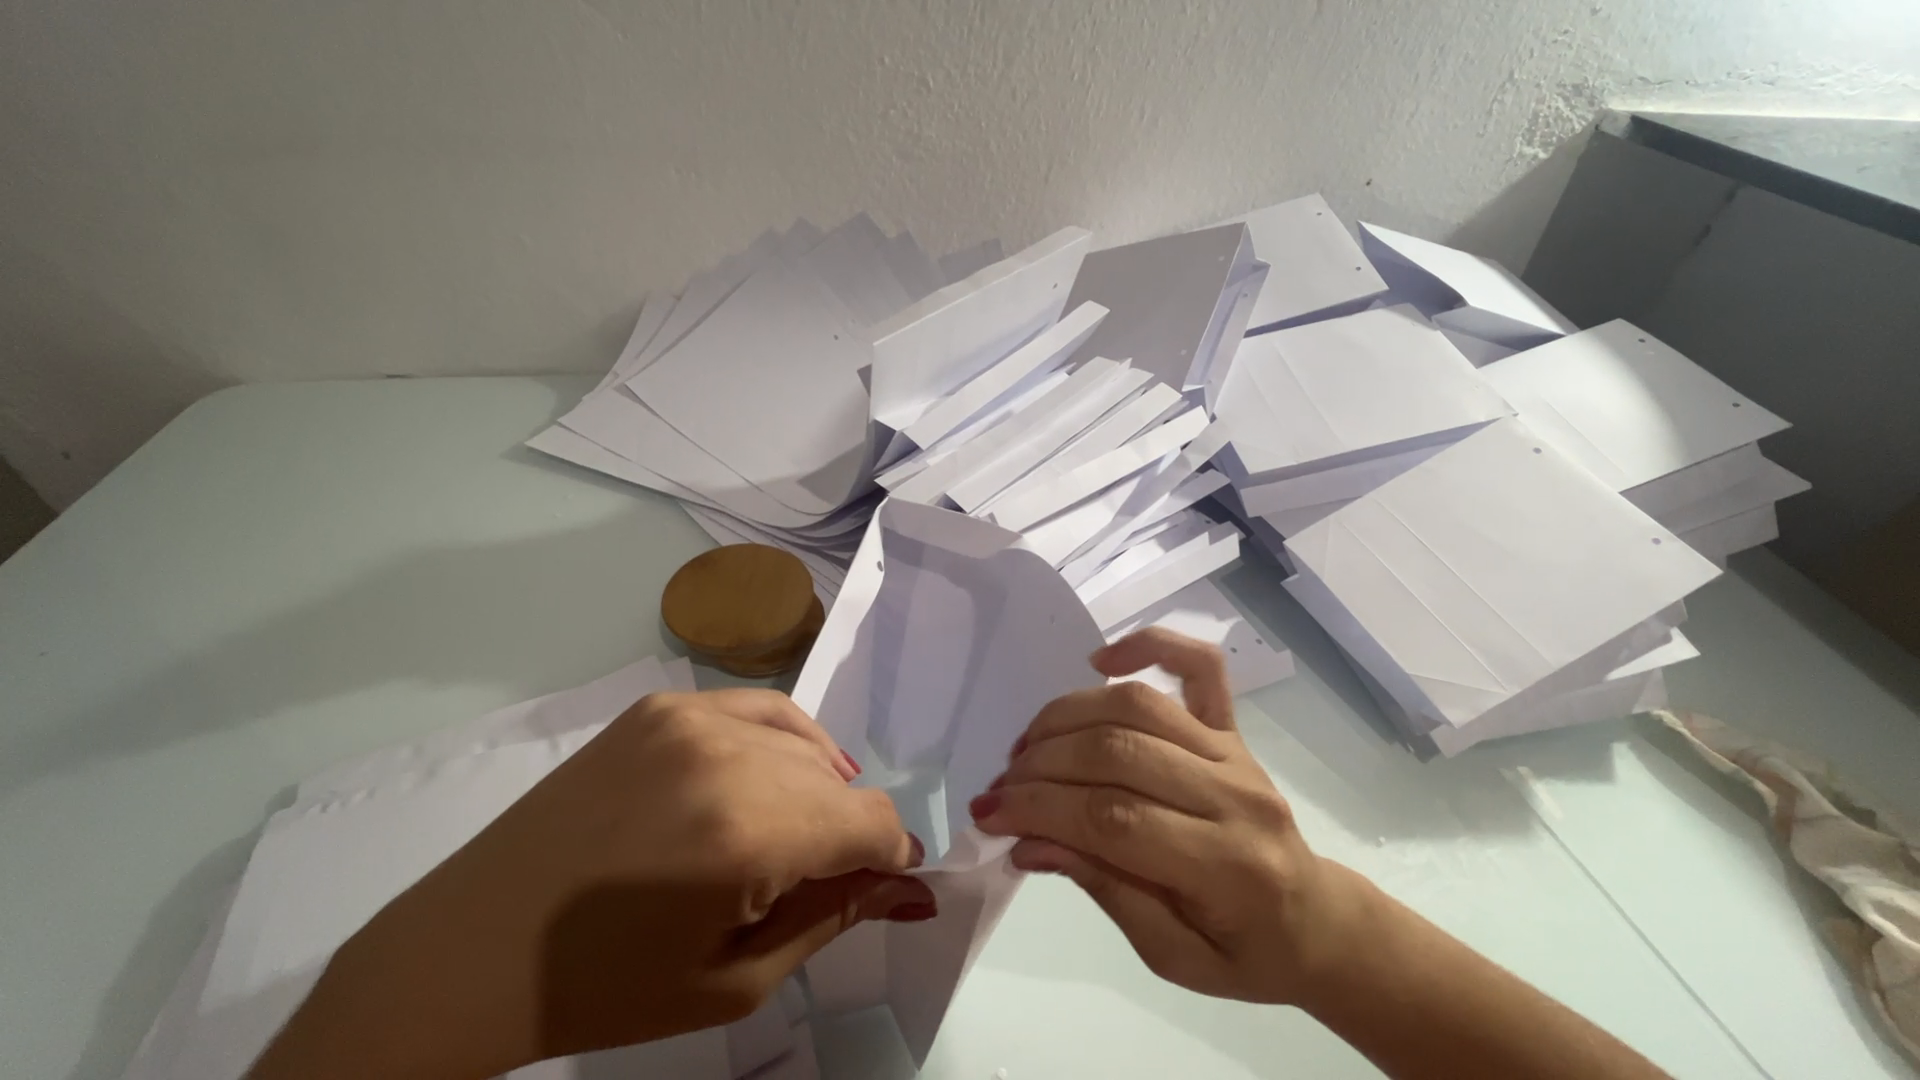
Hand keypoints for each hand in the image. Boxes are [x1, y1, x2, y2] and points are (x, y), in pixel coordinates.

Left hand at [251, 689, 933, 1079]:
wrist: (476, 946)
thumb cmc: (609, 985)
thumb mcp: (736, 977)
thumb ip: (834, 916)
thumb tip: (914, 887)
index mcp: (750, 834)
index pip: (872, 821)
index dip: (889, 857)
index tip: (878, 885)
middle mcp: (729, 756)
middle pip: (841, 782)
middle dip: (846, 831)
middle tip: (813, 877)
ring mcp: (690, 719)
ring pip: (803, 745)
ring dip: (814, 789)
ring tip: (783, 832)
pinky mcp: (661, 707)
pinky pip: (757, 709)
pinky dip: (781, 740)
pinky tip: (770, 774)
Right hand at [968, 628, 1356, 1005]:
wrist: (1314, 921)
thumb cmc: (1242, 952)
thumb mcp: (1170, 953)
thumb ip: (1102, 889)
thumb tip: (1026, 841)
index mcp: (1225, 866)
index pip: (1113, 820)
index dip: (1040, 809)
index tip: (988, 815)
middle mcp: (1234, 795)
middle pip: (1118, 753)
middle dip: (1041, 767)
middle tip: (998, 789)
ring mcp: (1235, 752)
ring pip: (1138, 705)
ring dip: (1066, 717)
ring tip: (1028, 747)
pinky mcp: (1233, 728)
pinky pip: (1199, 666)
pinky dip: (1150, 645)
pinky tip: (1101, 661)